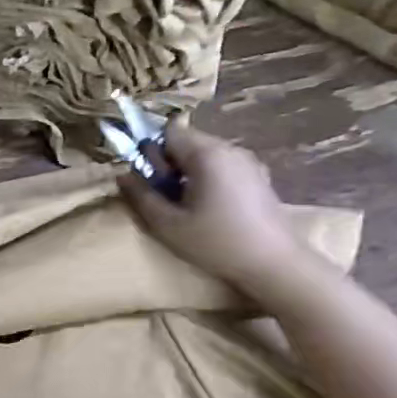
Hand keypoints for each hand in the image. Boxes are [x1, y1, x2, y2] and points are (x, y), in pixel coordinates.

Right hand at [119, 119, 314, 296]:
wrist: (275, 264)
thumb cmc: (216, 243)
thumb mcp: (167, 224)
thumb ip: (141, 196)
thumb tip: (122, 175)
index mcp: (206, 154)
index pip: (168, 132)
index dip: (152, 152)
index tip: (152, 181)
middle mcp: (229, 149)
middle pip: (187, 141)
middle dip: (170, 163)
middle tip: (167, 197)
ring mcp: (248, 161)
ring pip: (205, 154)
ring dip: (189, 173)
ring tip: (189, 206)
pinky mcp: (258, 176)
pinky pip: (223, 166)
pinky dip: (209, 179)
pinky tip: (212, 208)